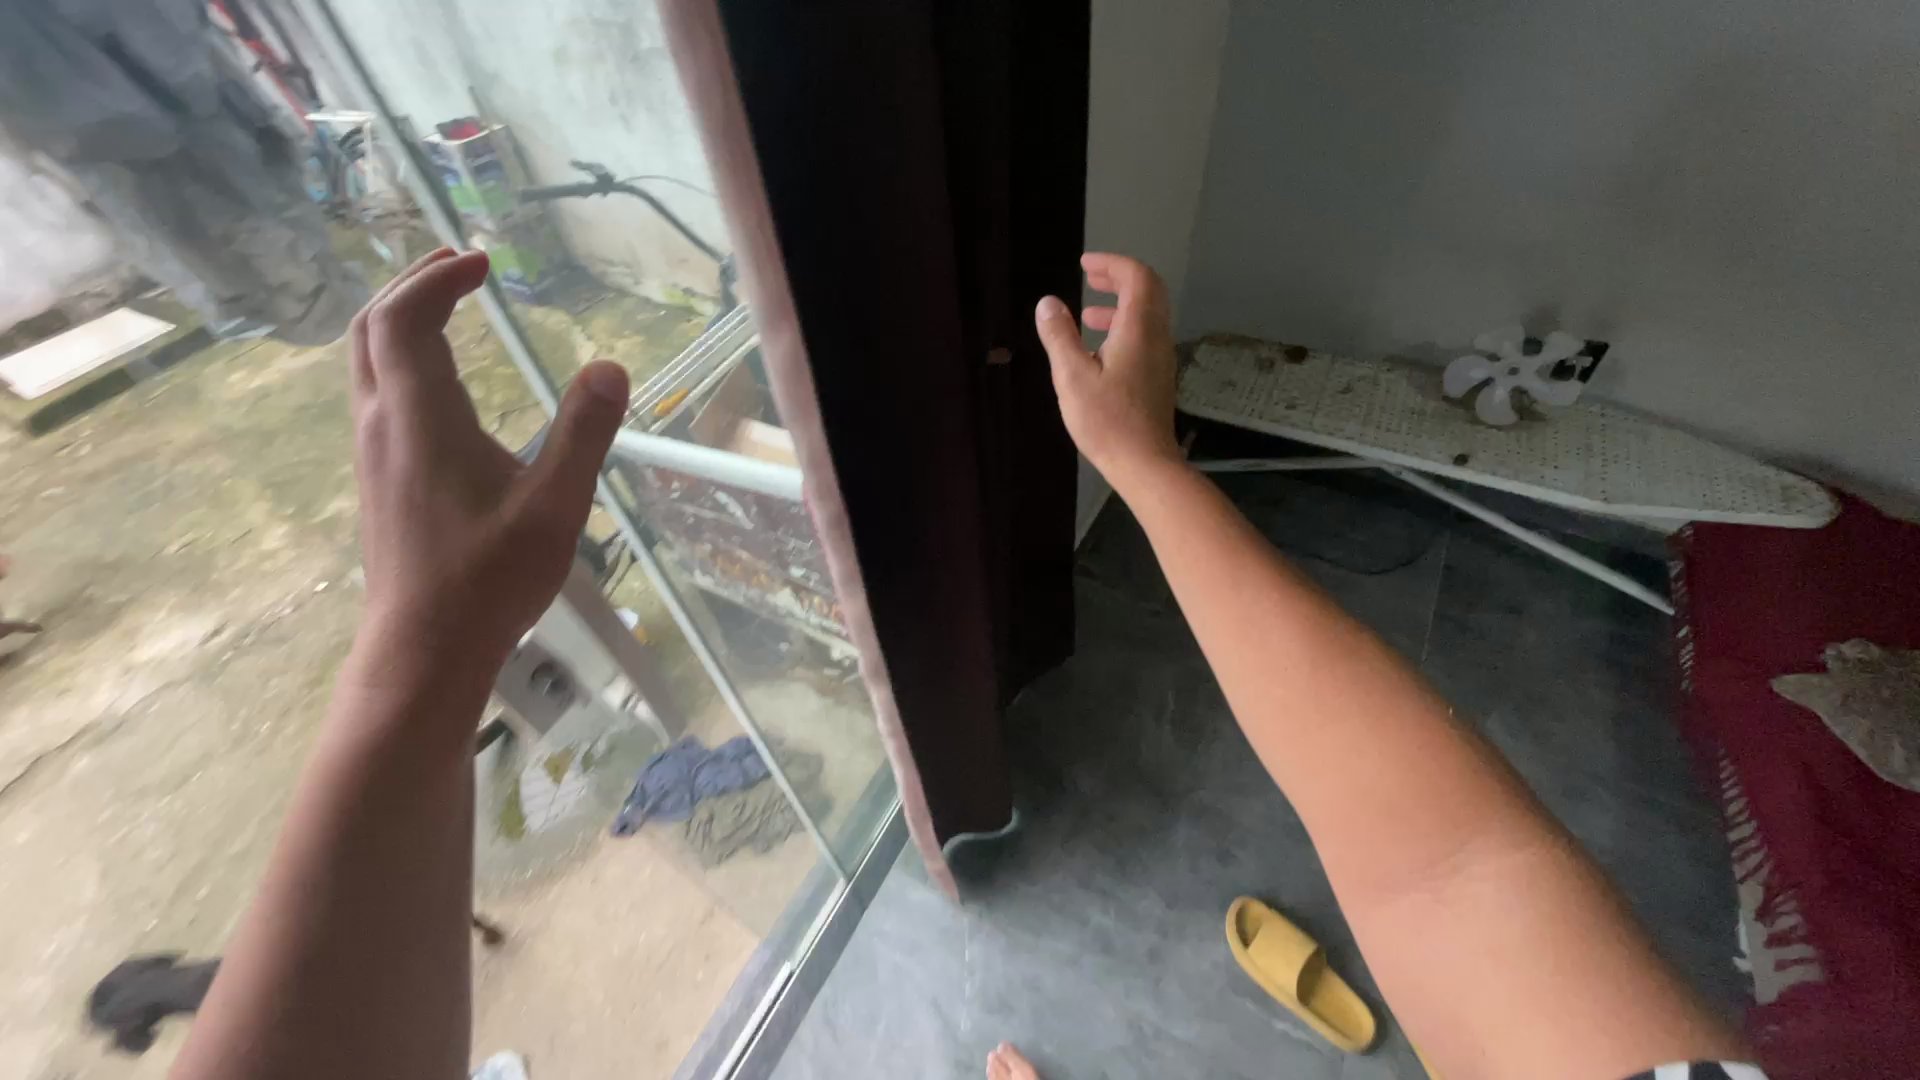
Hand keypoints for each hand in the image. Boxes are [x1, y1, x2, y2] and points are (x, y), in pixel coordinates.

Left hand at [348, 248, 628, 673]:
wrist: (426, 645)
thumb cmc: (492, 575)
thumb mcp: (556, 503)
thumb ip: (584, 433)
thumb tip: (611, 368)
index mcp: (421, 418)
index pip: (407, 319)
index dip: (439, 279)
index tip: (482, 261)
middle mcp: (384, 424)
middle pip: (370, 328)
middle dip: (410, 285)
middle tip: (457, 266)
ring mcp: (374, 454)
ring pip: (366, 362)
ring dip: (399, 321)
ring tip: (446, 308)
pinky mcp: (380, 480)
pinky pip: (375, 394)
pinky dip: (400, 359)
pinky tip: (439, 383)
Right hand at [1034, 253, 1182, 489]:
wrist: (1144, 463)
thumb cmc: (1106, 420)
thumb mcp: (1072, 376)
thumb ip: (1059, 336)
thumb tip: (1047, 303)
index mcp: (1138, 329)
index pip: (1136, 277)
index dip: (1112, 264)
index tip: (1086, 265)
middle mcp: (1156, 337)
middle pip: (1148, 292)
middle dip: (1119, 279)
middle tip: (1090, 279)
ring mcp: (1161, 359)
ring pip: (1148, 317)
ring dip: (1119, 307)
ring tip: (1087, 316)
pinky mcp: (1158, 378)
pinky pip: (1145, 338)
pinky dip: (1124, 329)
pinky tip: (1098, 352)